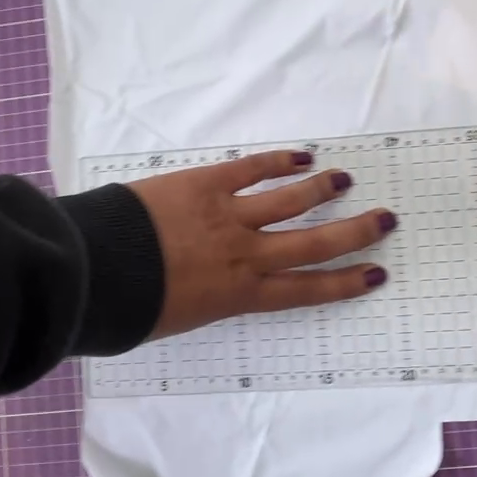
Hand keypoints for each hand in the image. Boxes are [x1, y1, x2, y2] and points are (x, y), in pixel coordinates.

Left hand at [127, 149, 396, 339]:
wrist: (91, 271)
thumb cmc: (126, 307)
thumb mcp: (175, 319)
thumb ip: (206, 301)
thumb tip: (212, 289)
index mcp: (238, 294)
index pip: (305, 289)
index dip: (344, 283)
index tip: (373, 274)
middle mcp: (245, 255)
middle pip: (312, 243)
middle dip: (353, 233)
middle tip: (384, 220)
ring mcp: (229, 216)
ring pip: (289, 201)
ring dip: (321, 191)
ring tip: (346, 182)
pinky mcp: (207, 184)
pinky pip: (251, 170)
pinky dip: (278, 162)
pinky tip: (301, 157)